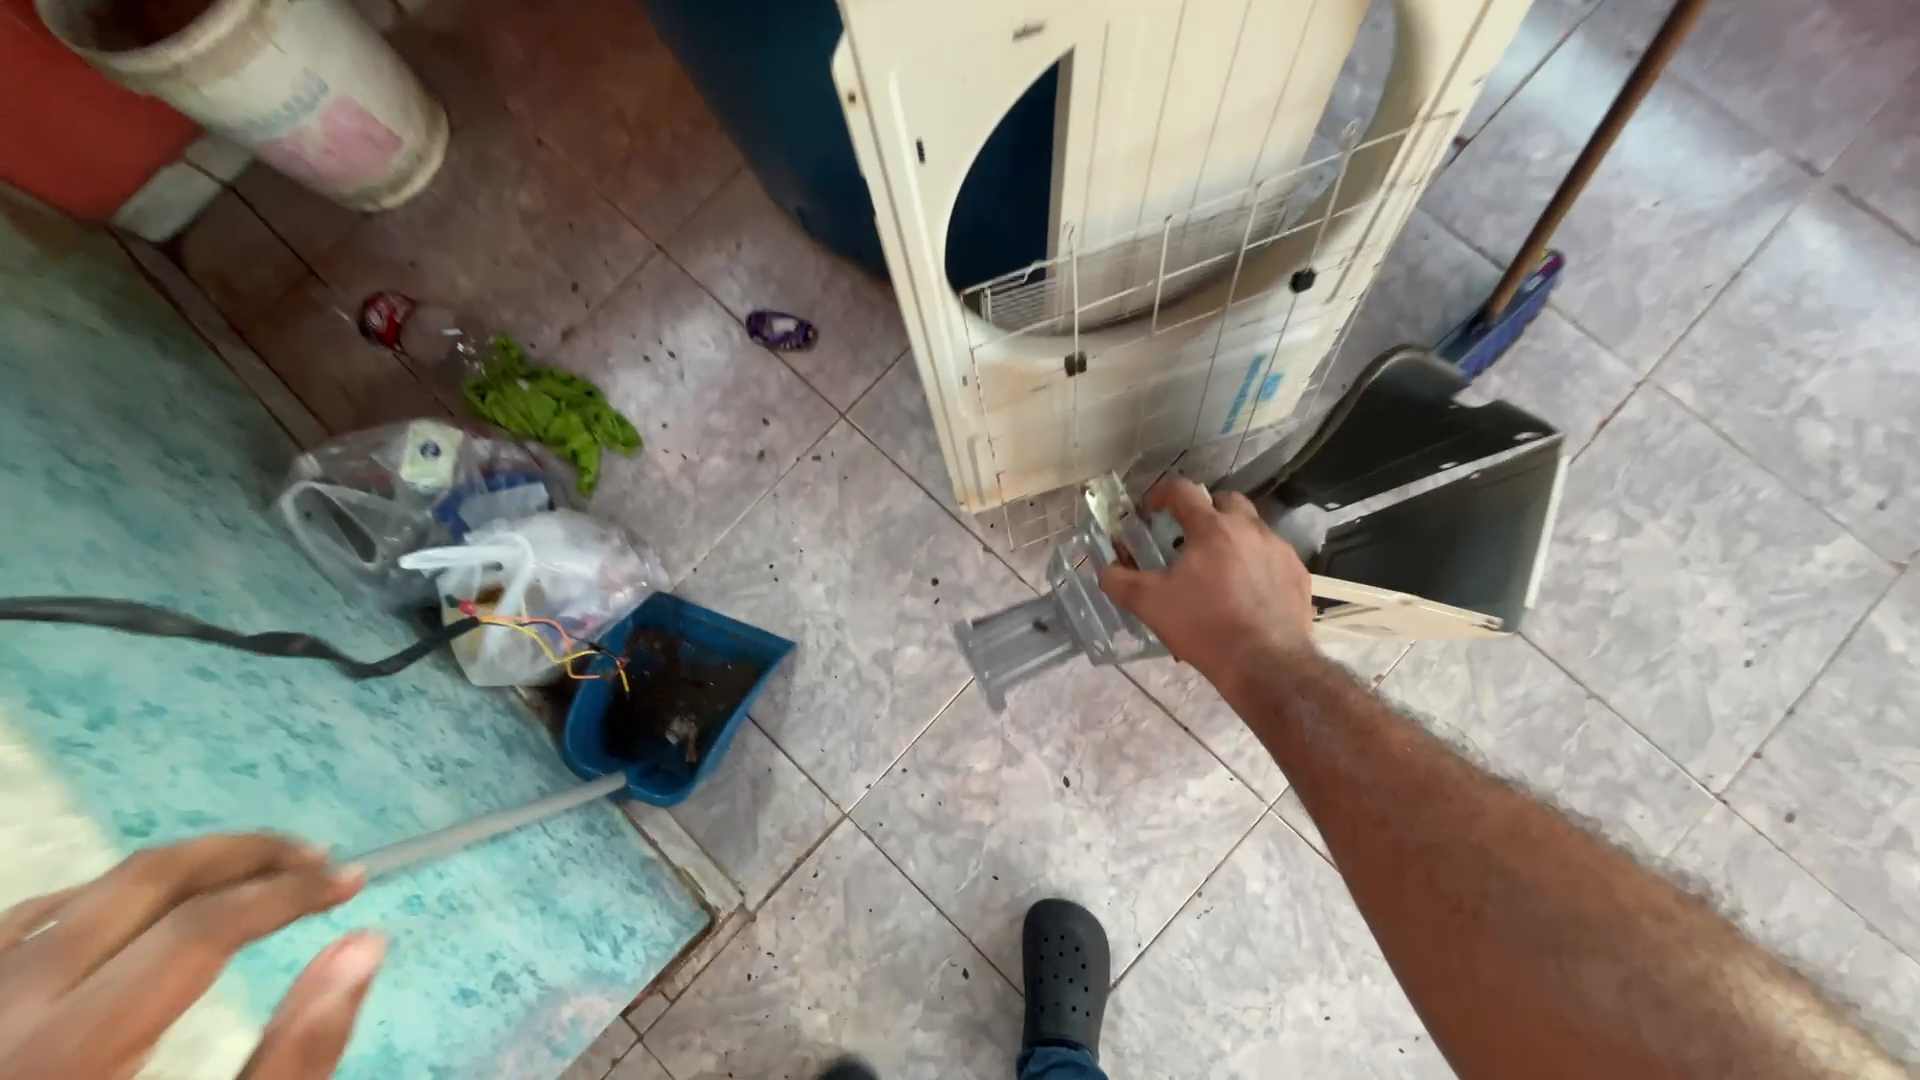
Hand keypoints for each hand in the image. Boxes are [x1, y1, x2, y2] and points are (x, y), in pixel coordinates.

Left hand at [0, 834, 381, 1079]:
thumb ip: (295, 1055)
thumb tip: (364, 944)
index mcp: (66, 1055)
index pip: (202, 928)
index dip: (291, 893)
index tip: (353, 881)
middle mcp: (2, 1012)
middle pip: (143, 882)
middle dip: (247, 855)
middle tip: (314, 860)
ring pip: (83, 890)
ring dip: (183, 871)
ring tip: (249, 878)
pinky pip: (27, 921)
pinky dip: (107, 899)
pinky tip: (151, 915)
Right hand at [1098, 478, 1315, 686]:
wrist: (1265, 663)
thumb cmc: (1203, 626)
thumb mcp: (1149, 605)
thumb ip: (1120, 582)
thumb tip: (1104, 570)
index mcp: (1211, 528)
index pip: (1182, 491)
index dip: (1160, 493)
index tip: (1150, 508)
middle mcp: (1249, 529)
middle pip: (1226, 501)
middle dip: (1205, 510)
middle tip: (1189, 535)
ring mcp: (1279, 550)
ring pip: (1253, 528)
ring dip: (1232, 537)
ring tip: (1218, 568)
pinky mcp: (1298, 574)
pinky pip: (1273, 556)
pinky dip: (1256, 563)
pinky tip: (1246, 592)